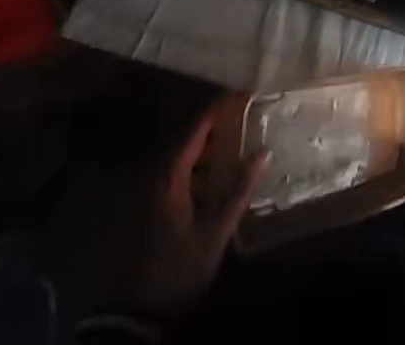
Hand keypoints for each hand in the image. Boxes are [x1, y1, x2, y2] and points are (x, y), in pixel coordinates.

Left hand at [131, 101, 267, 317]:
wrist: (142, 312)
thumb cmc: (180, 267)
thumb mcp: (216, 231)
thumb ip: (239, 191)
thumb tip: (263, 152)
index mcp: (171, 180)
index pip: (194, 132)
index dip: (214, 111)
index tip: (237, 93)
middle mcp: (159, 180)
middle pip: (188, 141)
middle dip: (215, 124)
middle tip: (244, 109)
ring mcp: (156, 195)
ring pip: (185, 157)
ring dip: (209, 144)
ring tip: (239, 133)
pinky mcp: (159, 208)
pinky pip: (183, 173)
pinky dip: (203, 163)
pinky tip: (222, 168)